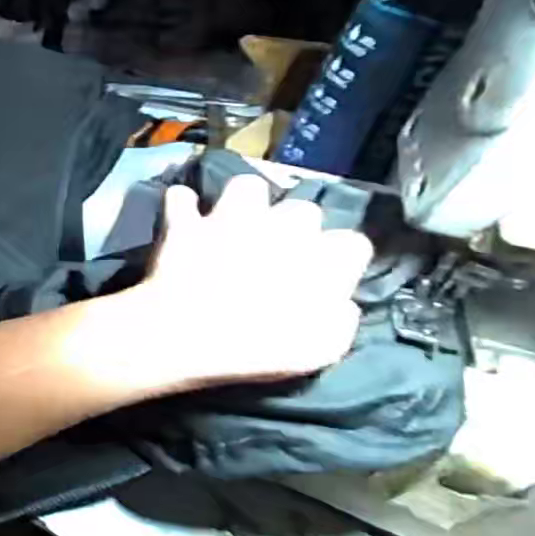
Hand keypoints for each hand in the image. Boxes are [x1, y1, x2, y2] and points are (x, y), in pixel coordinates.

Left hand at [122, 175, 370, 387]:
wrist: (189, 334)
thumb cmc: (260, 349)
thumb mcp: (322, 348)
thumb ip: (339, 317)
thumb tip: (341, 302)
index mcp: (324, 257)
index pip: (352, 243)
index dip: (338, 259)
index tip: (325, 275)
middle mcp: (282, 226)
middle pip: (302, 210)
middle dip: (293, 227)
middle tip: (277, 251)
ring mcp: (230, 218)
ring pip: (247, 186)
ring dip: (243, 202)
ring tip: (235, 222)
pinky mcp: (186, 222)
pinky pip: (182, 197)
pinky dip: (182, 205)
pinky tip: (183, 216)